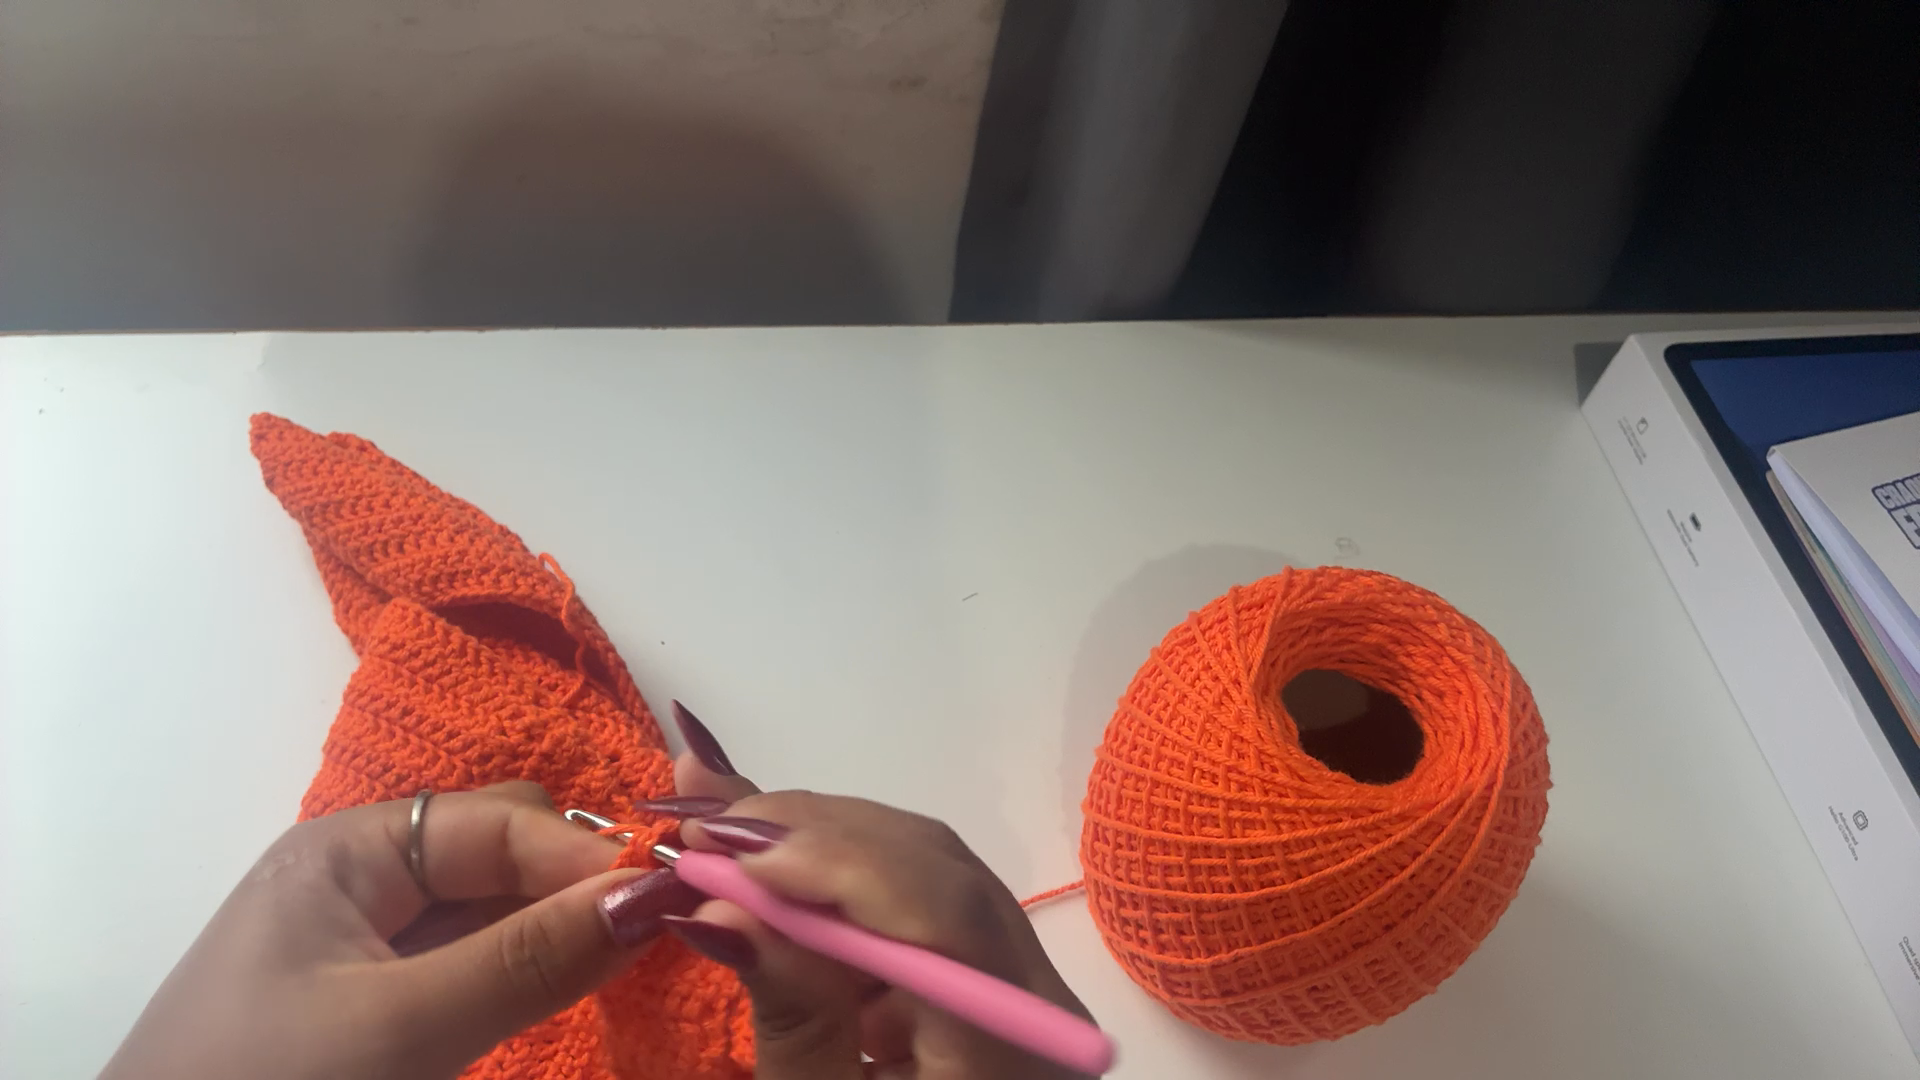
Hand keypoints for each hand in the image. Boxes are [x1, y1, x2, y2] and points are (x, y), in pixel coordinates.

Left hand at [99, 781, 697, 1079]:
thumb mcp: (395, 1033)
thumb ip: (531, 958)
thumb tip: (658, 892)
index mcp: (349, 850)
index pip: (504, 822)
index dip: (586, 854)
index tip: (664, 895)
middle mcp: (368, 874)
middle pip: (510, 851)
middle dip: (579, 885)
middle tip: (647, 931)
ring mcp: (378, 935)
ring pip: (506, 903)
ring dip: (565, 926)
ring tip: (624, 957)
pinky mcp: (387, 993)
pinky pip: (487, 952)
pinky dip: (536, 963)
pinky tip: (569, 981)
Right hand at [659, 712, 1096, 1078]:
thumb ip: (790, 1019)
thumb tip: (723, 904)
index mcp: (1016, 1051)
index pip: (946, 913)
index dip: (841, 863)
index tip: (735, 849)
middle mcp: (1038, 989)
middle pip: (935, 867)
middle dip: (817, 833)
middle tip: (712, 823)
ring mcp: (1018, 964)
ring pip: (925, 861)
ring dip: (823, 838)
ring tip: (730, 833)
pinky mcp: (988, 954)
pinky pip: (917, 885)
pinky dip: (843, 868)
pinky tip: (780, 859)